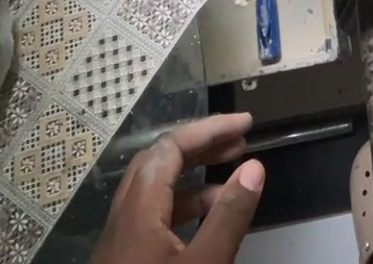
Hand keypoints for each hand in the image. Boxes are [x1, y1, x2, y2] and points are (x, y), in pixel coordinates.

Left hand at [93, 113, 264, 263]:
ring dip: (195, 178)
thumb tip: (253, 166)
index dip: (209, 129)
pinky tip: (210, 223)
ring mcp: (119, 246)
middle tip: (241, 142)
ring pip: (155, 193)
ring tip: (234, 182)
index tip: (247, 126)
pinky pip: (154, 219)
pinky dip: (185, 208)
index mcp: (138, 212)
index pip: (170, 148)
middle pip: (159, 163)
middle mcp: (123, 221)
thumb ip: (230, 216)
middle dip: (201, 146)